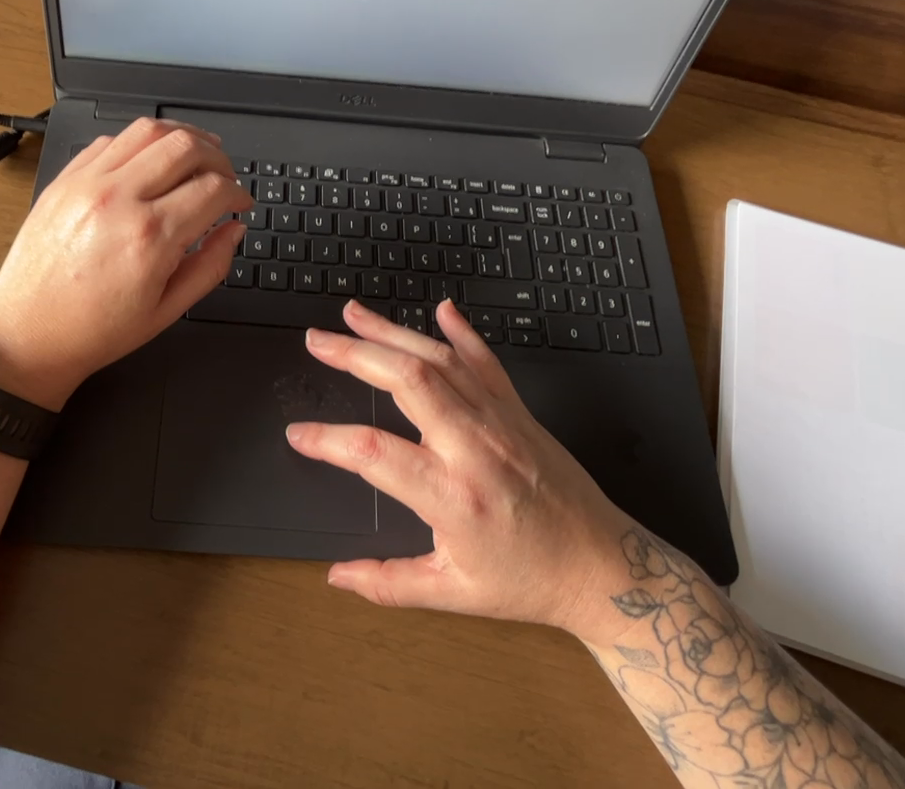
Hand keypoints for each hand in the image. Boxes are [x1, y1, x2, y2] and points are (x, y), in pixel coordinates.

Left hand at [0, 118, 251, 411]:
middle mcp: (118, 200)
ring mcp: (87, 184)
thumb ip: (211, 266)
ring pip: (149, 129)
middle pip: (186, 145)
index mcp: (149, 237)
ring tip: (196, 154)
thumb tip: (234, 230)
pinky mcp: (64, 180)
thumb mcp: (167, 310)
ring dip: (182, 136)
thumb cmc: (92, 331)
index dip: (239, 192)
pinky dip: (140, 143)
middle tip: (225, 178)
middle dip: (219, 158)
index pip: (213, 188)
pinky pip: (111, 140)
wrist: (27, 335)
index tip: (240, 203)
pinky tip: (151, 161)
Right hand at [284, 299, 638, 640]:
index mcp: (455, 497)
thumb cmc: (530, 581)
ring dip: (393, 332)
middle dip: (355, 353)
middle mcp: (476, 448)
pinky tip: (440, 310)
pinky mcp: (519, 411)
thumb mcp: (453, 594)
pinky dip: (461, 331)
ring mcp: (500, 422)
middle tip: (317, 340)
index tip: (299, 434)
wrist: (605, 567)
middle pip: (408, 381)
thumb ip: (387, 583)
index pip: (375, 454)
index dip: (329, 440)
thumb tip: (335, 576)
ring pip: (441, 360)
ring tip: (354, 314)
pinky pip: (486, 361)